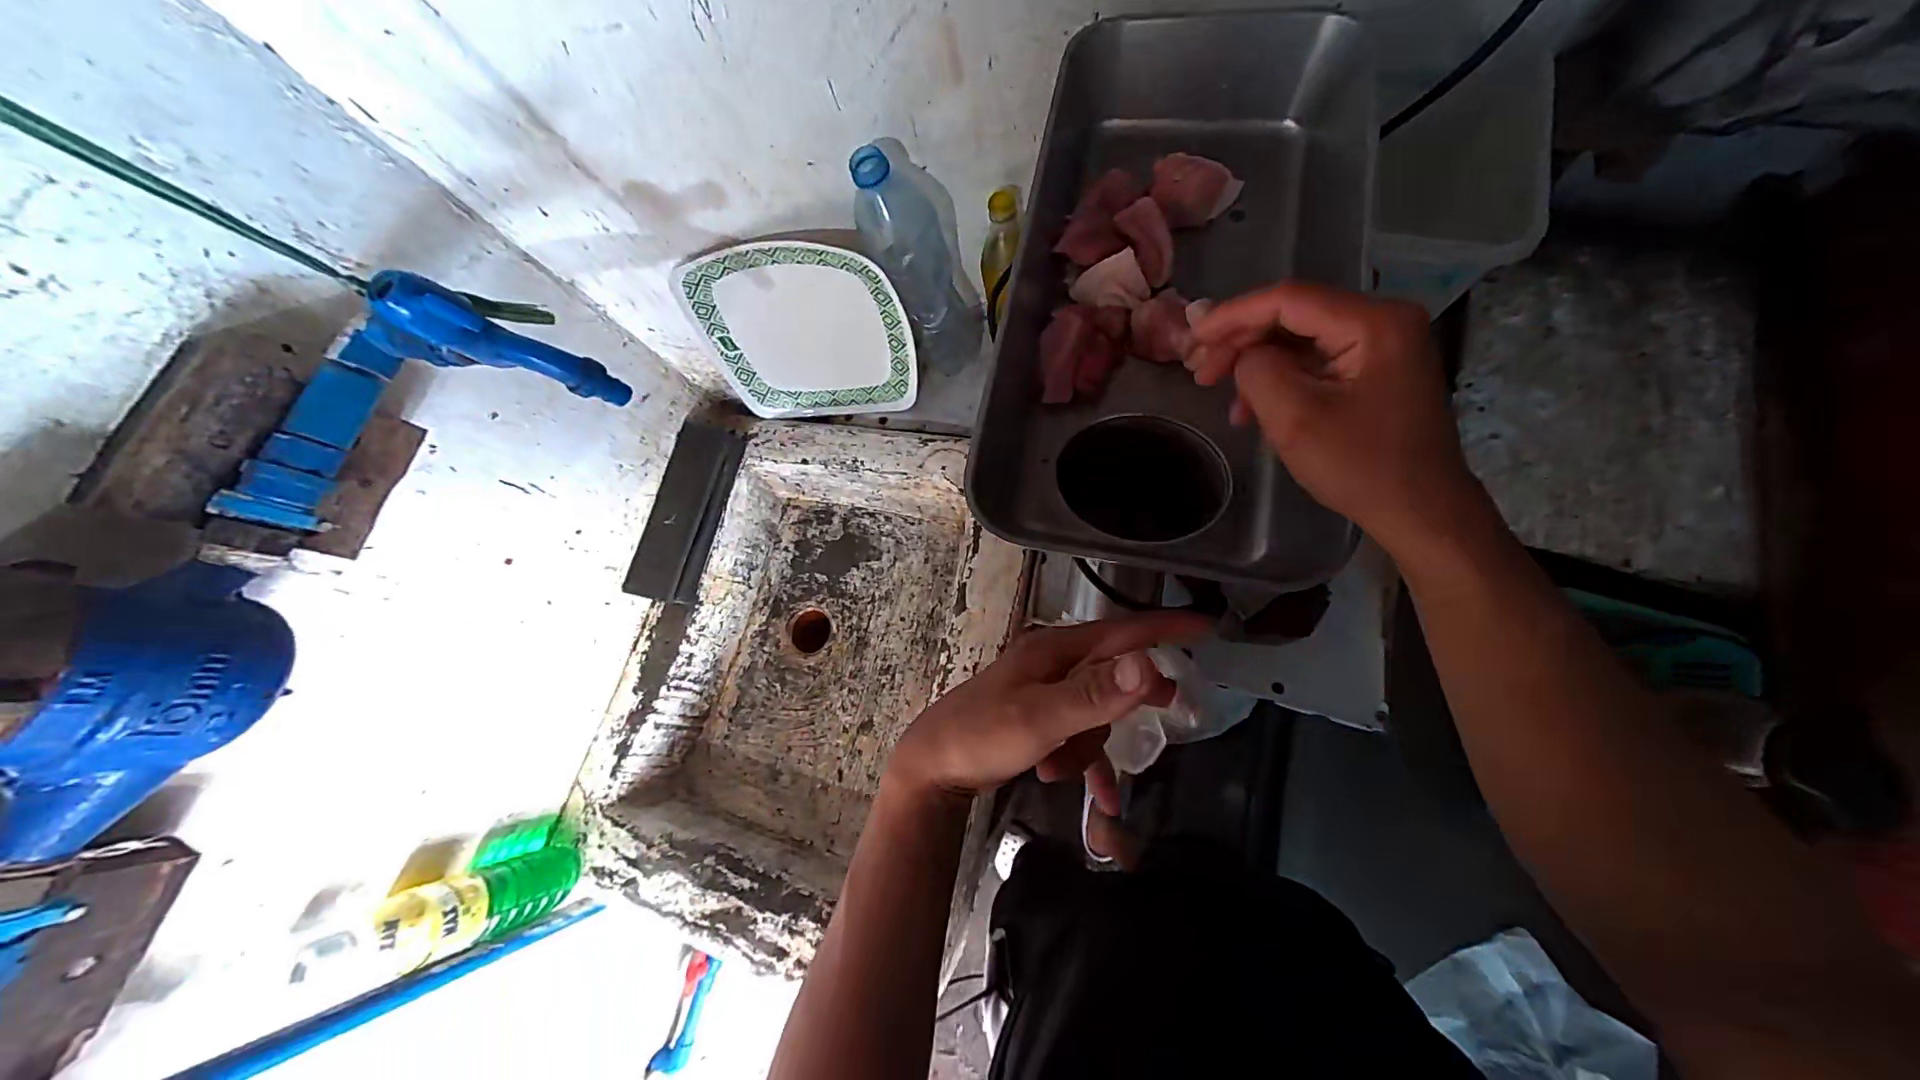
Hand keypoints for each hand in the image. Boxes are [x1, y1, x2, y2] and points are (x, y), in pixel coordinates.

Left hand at [885, 612, 1208, 809]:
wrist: (930, 769)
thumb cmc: (981, 736)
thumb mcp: (1042, 719)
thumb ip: (1096, 694)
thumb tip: (1148, 662)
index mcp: (1053, 650)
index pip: (1122, 631)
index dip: (1166, 628)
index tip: (1208, 625)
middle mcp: (1050, 663)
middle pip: (1113, 671)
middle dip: (1132, 700)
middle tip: (1170, 713)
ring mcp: (1041, 690)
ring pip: (1096, 712)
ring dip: (1092, 746)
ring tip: (1062, 770)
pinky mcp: (1035, 718)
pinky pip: (1077, 734)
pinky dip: (1086, 761)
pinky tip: (1097, 798)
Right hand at [1186, 283, 1488, 555]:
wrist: (1419, 511)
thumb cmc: (1360, 466)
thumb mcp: (1295, 417)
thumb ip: (1258, 370)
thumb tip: (1245, 357)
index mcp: (1374, 322)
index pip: (1288, 300)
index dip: (1232, 315)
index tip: (1193, 339)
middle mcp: (1383, 321)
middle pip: (1293, 315)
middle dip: (1240, 340)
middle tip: (1199, 370)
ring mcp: (1381, 347)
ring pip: (1299, 340)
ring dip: (1255, 362)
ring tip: (1219, 391)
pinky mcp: (1375, 372)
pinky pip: (1315, 362)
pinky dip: (1279, 379)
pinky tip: (1252, 408)